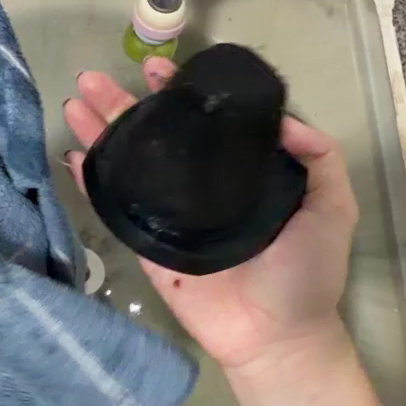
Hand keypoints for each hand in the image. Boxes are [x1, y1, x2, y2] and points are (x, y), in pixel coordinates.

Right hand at [63, 57, 359, 372]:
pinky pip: (116, 206)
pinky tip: (75, 155)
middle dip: (121, 104)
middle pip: (153, 134)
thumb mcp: (332, 206)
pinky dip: (92, 181)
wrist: (276, 336)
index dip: (177, 92)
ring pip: (127, 163)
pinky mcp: (146, 242)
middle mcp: (196, 184)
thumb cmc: (307, 272)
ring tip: (73, 102)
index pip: (200, 121)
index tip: (156, 69)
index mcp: (236, 171)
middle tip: (92, 79)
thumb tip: (280, 118)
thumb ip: (319, 158)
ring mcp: (167, 212)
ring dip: (99, 132)